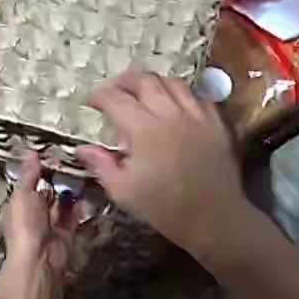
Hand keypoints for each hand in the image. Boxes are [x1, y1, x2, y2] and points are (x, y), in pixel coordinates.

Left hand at [1, 149, 77, 287]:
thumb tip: (29, 152)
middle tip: (71, 160)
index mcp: (17, 206)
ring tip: (82, 171)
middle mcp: (32, 215)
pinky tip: (86, 190)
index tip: (51, 154)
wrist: (41, 259)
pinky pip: (73, 216)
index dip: (37, 170)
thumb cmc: (25, 225)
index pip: (27, 184)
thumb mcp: (22, 194)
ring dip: (69, 191)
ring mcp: (49, 225)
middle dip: (56, 180)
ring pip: (60, 204)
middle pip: (45, 194)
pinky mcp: (66, 233)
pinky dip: (78, 205)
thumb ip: (28, 174)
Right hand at [78, 68, 248, 253]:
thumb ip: (101, 164)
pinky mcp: (216, 123)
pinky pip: (198, 96)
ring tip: (145, 93)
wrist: (213, 218)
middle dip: (124, 81)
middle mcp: (170, 114)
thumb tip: (82, 148)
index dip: (100, 97)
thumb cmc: (163, 208)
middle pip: (144, 81)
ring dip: (154, 83)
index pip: (115, 99)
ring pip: (173, 82)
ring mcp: (196, 115)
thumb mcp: (123, 191)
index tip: (92, 104)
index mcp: (143, 129)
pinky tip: (176, 106)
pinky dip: (182, 95)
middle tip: (115, 91)